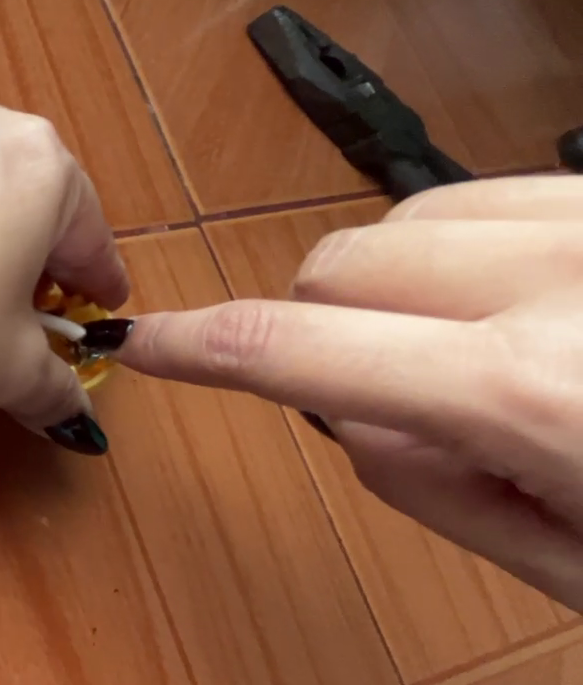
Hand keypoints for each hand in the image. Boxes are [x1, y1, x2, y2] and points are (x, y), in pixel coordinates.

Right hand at [114, 177, 582, 608]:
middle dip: (322, 321)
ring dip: (400, 280)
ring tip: (482, 342)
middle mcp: (580, 287)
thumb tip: (344, 414)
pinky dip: (482, 248)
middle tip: (386, 386)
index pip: (287, 347)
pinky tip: (548, 302)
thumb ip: (431, 487)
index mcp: (541, 396)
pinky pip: (509, 197)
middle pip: (336, 263)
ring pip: (412, 216)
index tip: (145, 344)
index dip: (193, 345)